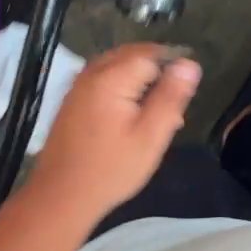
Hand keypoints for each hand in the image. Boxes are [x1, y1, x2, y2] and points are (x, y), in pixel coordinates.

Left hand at [23, 43, 200, 224]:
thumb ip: (170, 97)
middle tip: (175, 91)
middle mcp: (91, 74)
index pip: (150, 54)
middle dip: (155, 65)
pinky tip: (129, 108)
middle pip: (130, 54)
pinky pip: (101, 77)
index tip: (185, 86)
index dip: (172, 64)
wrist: (61, 196)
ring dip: (138, 74)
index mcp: (112, 78)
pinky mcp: (70, 100)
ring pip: (115, 64)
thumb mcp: (150, 137)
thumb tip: (189, 64)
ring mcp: (77, 86)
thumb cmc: (111, 169)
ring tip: (156, 101)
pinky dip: (119, 83)